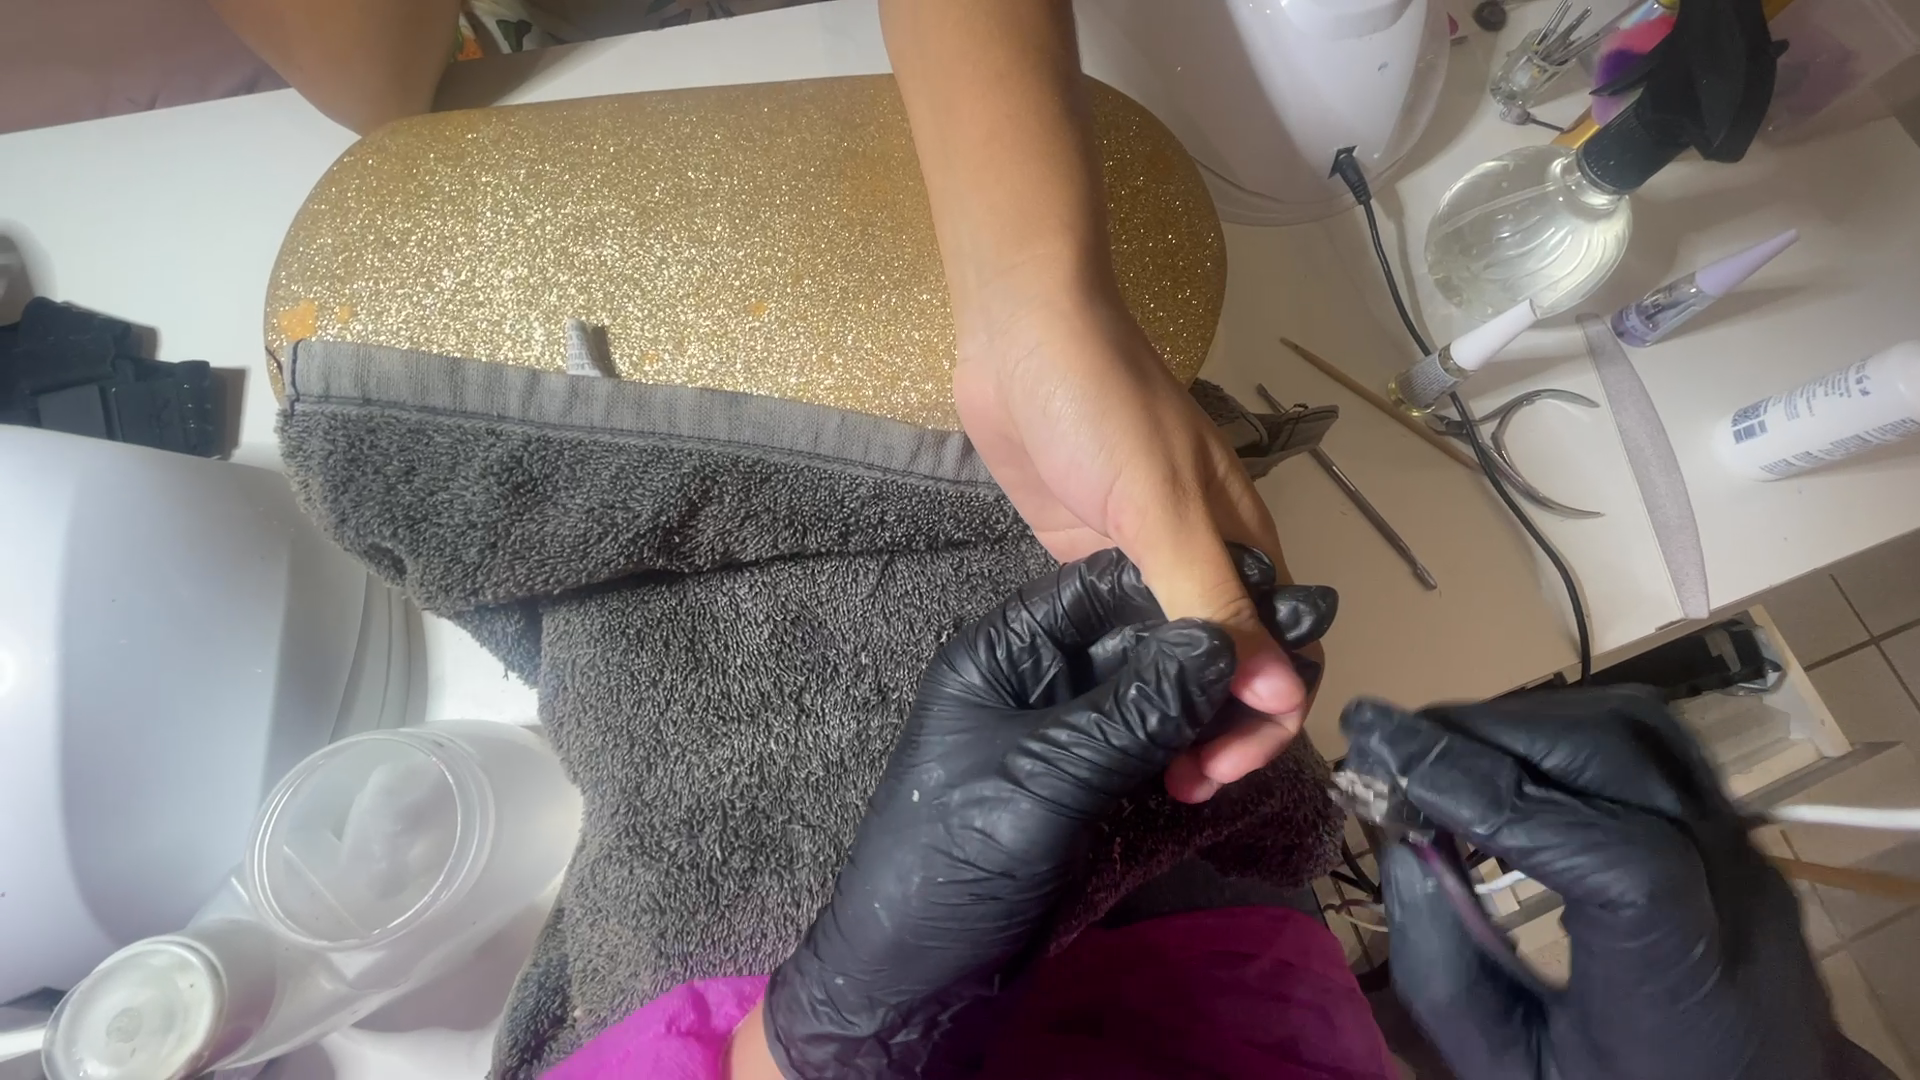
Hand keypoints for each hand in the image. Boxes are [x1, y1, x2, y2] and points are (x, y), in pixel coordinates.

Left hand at [760, 549, 1333, 1078]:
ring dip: (1206, 712)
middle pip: (1141, 635)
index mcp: (1010, 645)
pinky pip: (1156, 735)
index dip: (1180, 592)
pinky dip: (1191, 747)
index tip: (1260, 622)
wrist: (921, 969)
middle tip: (1271, 705)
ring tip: (1238, 757)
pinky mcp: (1093, 766)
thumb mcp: (1044, 778)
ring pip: (1158, 688)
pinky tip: (1215, 772)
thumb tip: (1225, 644)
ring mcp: (1071, 720)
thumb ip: (1134, 710)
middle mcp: (1044, 669)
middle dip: (1204, 661)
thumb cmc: (956, 858)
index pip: (1102, 587)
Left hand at [956, 287, 1309, 801]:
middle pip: (1225, 663)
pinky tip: (1088, 709)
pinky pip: (1108, 628)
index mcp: (1242, 545)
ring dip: (1159, 708)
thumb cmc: (1105, 409)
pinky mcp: (1083, 559)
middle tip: (1168, 784)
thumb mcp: (1165, 504)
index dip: (1264, 718)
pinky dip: (1110, 671)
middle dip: (1212, 727)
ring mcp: (1137, 563)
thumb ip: (1215, 598)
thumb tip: (1284, 694)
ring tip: (1128, 765)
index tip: (1213, 769)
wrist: (1021, 341)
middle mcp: (1198, 562)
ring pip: (1165, 653)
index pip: (1284, 652)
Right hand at [1341, 689, 1848, 1079]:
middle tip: (1383, 746)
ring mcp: (1741, 849)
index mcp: (1687, 992)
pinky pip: (1640, 734)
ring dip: (1508, 720)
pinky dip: (1549, 722)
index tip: (1375, 759)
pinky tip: (1495, 752)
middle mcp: (1740, 903)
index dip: (1483, 794)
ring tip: (1433, 748)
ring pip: (1627, 727)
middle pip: (1615, 763)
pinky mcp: (1723, 820)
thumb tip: (1396, 829)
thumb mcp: (1499, 1061)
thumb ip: (1436, 953)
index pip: (1617, 859)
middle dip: (1474, 737)